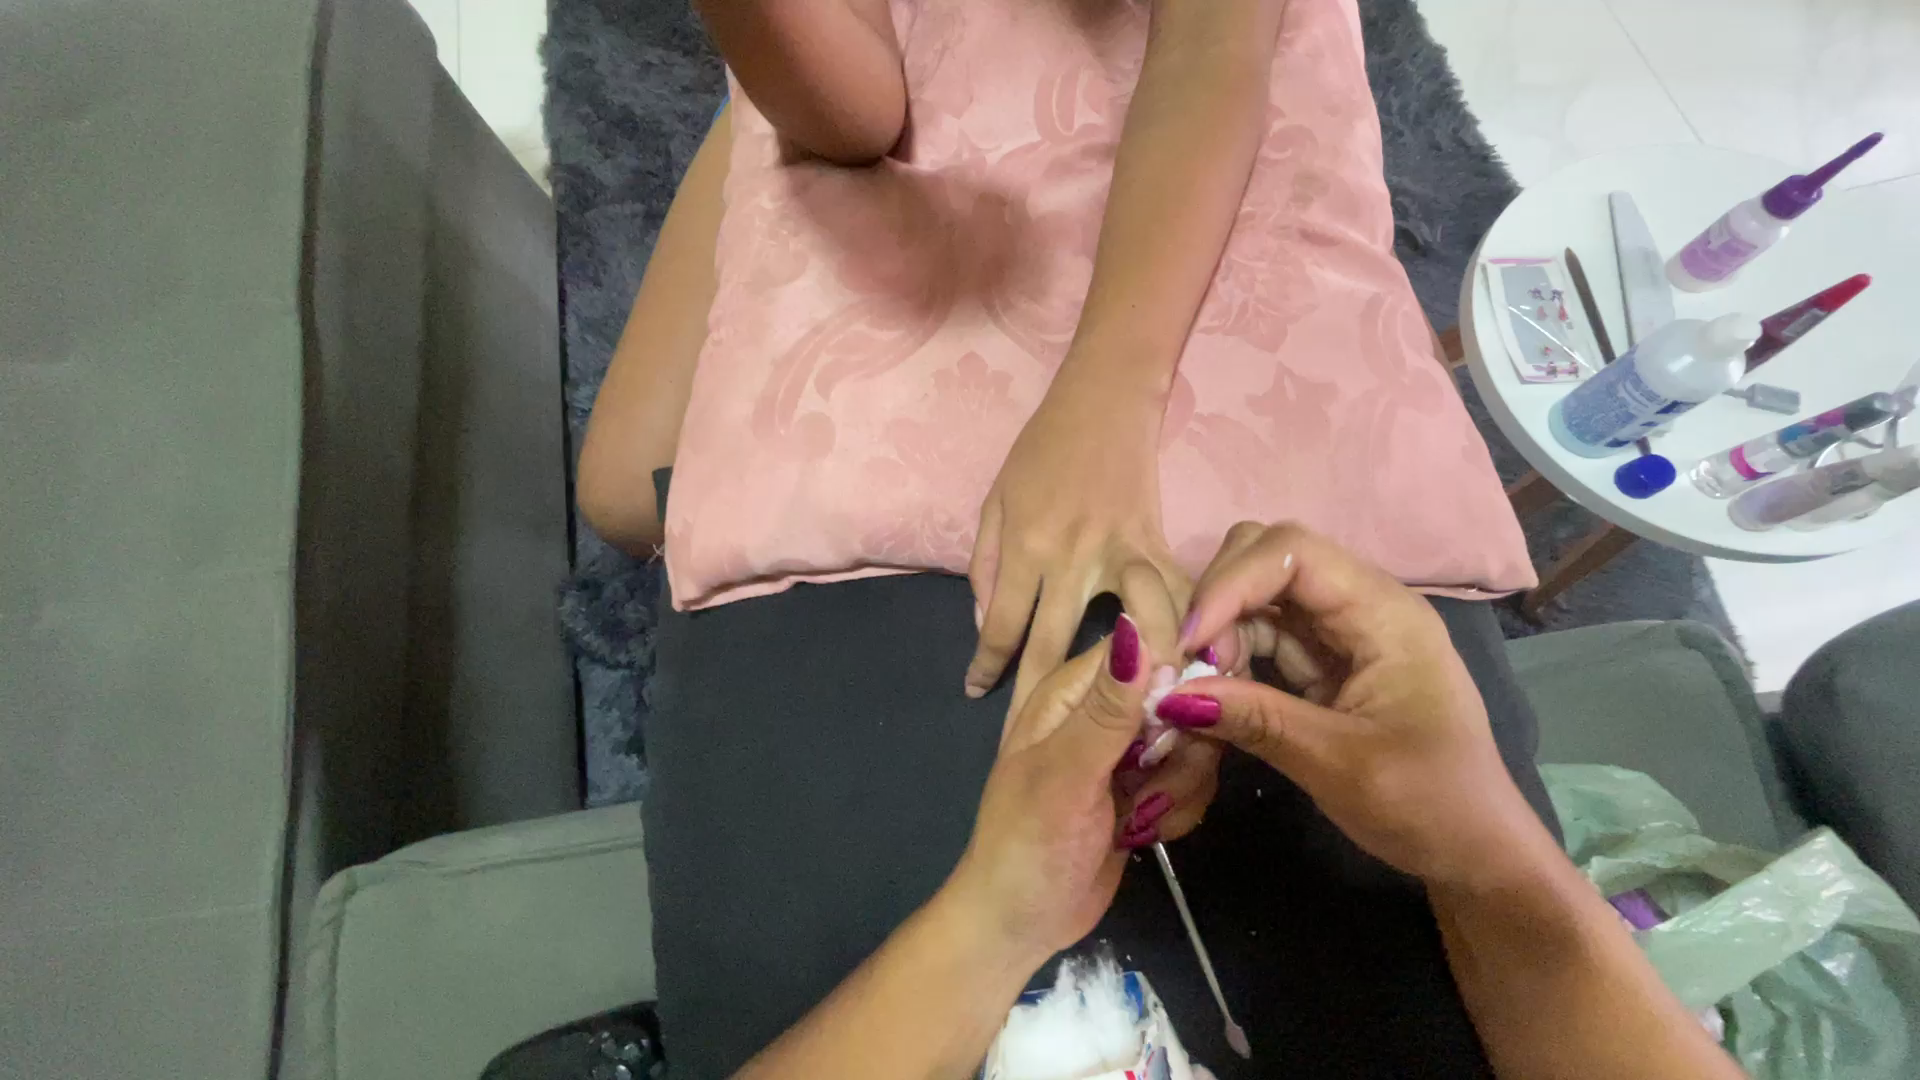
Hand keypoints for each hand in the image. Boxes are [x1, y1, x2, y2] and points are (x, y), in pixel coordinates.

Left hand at [942, 615, 1158, 966]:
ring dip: (1179, 786)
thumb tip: (1136, 626)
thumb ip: (1105, 709)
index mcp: (1070, 691)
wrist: (1021, 922)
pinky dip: (1178, 810)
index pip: (1144, 644)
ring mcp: (1127, 749)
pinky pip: (1191, 779)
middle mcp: (1102, 709)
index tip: (1189, 715)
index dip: (1178, 670)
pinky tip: (1144, 834)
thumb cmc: (1028, 844)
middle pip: (1181, 695)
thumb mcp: (1065, 775)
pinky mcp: (1146, 785)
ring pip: (1194, 740)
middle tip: (1149, 784)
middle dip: (1182, 747)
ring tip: (1139, 818)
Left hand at [966, 367, 1188, 714]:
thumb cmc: (1041, 451)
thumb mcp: (995, 501)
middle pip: (1052, 646)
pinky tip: (1182, 672)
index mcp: (1023, 547)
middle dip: (1039, 702)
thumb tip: (984, 628)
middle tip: (1032, 747)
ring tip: (1126, 727)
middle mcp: (1069, 560)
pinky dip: (1177, 636)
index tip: (977, 693)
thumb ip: (986, 566)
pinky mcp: (1159, 544)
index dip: (987, 666)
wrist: (1103, 400)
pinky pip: (1171, 600)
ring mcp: (1120, 554)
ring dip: (1130, 683)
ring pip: (1127, 632)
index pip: (1000, 625)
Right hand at [1157, 523, 1544, 886]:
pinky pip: (1260, 633)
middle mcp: (1359, 604)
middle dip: (1219, 599)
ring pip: (1256, 594)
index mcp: (1385, 613)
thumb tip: (1169, 696)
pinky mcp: (1319, 657)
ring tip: (1202, 688)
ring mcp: (1339, 628)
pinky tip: (1216, 693)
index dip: (1231, 583)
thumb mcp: (1340, 765)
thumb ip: (1256, 720)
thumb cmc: (1429, 805)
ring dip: (1219, 632)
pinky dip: (1228, 655)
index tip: (1190, 644)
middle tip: (1193, 662)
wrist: (1473, 851)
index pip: (1292, 552)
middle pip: (1267, 556)